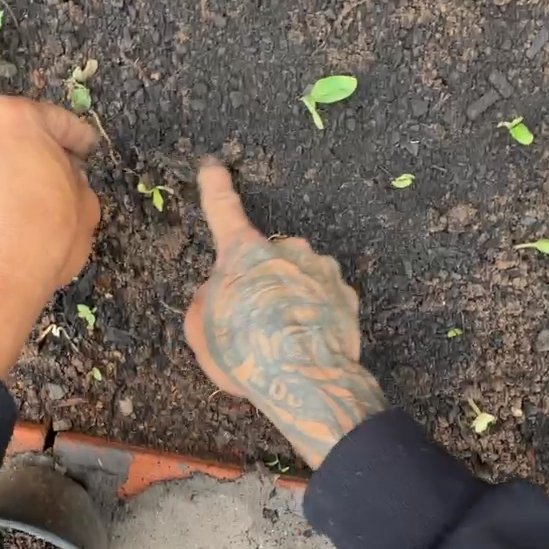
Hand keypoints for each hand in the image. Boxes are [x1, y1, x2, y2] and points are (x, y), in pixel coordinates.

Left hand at [0, 96, 99, 377]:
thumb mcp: (84, 209)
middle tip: (55, 178)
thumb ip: (76, 182)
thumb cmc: (41, 239)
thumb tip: (64, 180)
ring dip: (1, 173)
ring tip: (21, 203)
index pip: (55, 120)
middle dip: (33, 153)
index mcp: (12, 118)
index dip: (77, 137)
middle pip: (10, 134)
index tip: (87, 148)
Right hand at [185, 159, 385, 467]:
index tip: (213, 166)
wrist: (306, 381)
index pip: (223, 210)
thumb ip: (208, 300)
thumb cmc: (244, 351)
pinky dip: (313, 317)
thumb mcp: (201, 330)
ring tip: (281, 342)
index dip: (214, 187)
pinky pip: (322, 300)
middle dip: (258, 283)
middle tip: (251, 322)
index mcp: (244, 252)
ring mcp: (322, 270)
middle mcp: (287, 250)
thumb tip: (220, 294)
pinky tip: (306, 346)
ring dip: (288, 300)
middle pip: (265, 259)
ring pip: (297, 279)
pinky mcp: (347, 296)